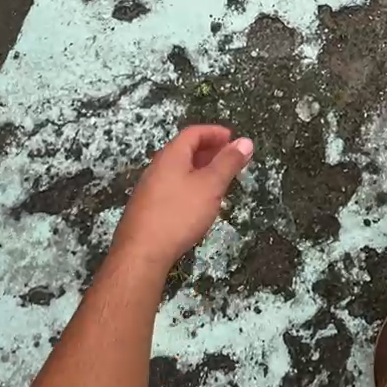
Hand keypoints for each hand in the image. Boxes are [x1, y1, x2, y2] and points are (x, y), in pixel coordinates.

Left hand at [113, 125, 253, 270]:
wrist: (140, 254)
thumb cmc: (179, 214)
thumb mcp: (211, 185)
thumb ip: (229, 163)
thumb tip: (246, 141)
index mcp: (171, 156)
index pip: (193, 133)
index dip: (215, 132)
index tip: (233, 139)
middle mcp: (157, 168)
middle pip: (185, 150)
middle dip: (210, 151)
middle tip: (230, 159)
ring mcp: (149, 189)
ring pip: (178, 170)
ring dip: (200, 169)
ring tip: (219, 180)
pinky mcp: (146, 209)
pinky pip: (172, 186)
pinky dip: (190, 185)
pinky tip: (198, 202)